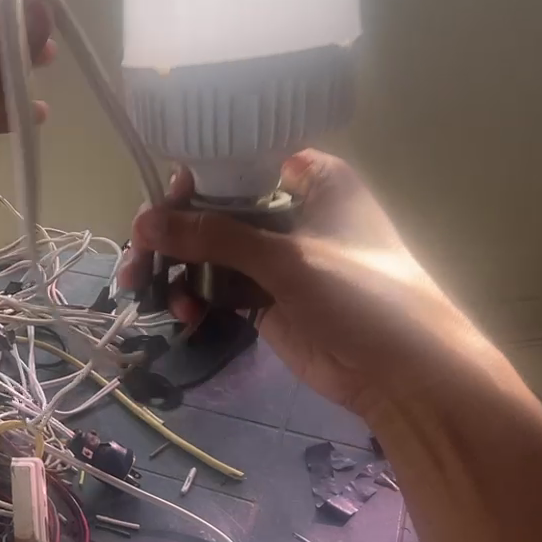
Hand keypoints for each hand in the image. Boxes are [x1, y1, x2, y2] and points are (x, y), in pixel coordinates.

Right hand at [119, 151, 517, 424]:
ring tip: (146, 292)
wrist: (404, 377)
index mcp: (311, 182)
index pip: (237, 164)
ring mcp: (272, 258)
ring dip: (174, 270)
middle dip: (169, 235)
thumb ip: (213, 236)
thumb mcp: (287, 258)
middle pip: (211, 210)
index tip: (158, 206)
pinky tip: (184, 314)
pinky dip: (192, 296)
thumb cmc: (362, 297)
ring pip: (205, 251)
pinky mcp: (260, 297)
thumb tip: (142, 222)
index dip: (193, 181)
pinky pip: (212, 286)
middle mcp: (287, 213)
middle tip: (137, 257)